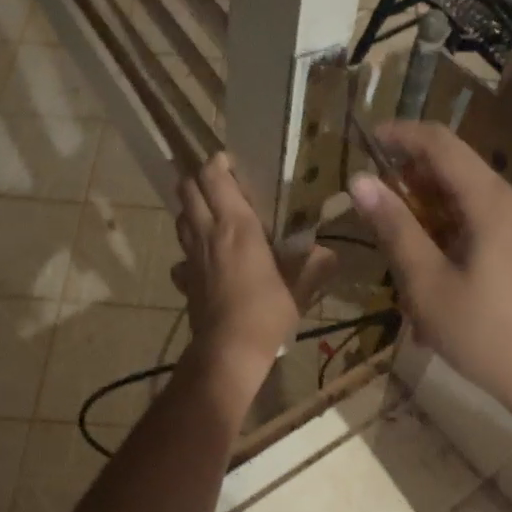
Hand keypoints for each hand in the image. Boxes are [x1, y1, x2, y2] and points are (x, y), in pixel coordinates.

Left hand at [171, 154, 336, 403]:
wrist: (229, 350)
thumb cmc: (266, 312)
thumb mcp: (299, 287)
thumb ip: (314, 267)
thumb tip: (331, 254)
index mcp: (237, 226)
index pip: (214, 178)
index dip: (218, 163)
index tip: (230, 161)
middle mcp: (208, 233)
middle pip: (188, 191)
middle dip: (198, 179)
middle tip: (218, 182)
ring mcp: (191, 257)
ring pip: (181, 219)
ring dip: (191, 210)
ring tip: (210, 213)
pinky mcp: (185, 280)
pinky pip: (181, 257)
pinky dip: (189, 251)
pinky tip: (203, 261)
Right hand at [348, 122, 511, 426]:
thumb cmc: (488, 334)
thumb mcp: (429, 285)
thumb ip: (395, 229)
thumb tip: (360, 182)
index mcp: (490, 202)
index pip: (441, 143)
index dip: (401, 135)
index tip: (365, 142)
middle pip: (455, 175)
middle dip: (410, 190)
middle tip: (377, 221)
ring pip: (466, 212)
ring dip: (428, 230)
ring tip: (404, 276)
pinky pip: (483, 238)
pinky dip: (451, 251)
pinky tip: (436, 299)